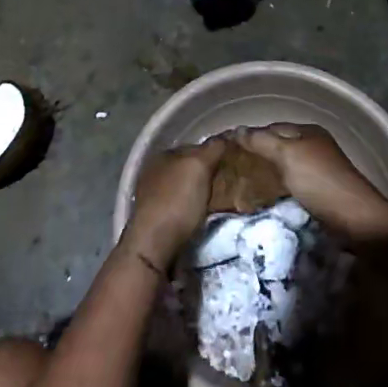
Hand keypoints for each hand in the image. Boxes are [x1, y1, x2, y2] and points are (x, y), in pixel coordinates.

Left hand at [122, 136, 227, 269]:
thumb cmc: (176, 201)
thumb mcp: (199, 166)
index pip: (196, 146)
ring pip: (189, 189)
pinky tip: (207, 216)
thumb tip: (227, 137)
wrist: (153, 248)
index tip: (234, 162)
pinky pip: (184, 208)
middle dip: (211, 174)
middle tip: (234, 183)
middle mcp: (155, 173)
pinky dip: (196, 210)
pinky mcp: (158, 221)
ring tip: (226, 201)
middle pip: (192, 169)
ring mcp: (154, 198)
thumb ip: (213, 148)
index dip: (216, 152)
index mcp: (162, 155)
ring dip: (204, 194)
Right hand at [232, 123, 387, 240]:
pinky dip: (274, 189)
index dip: (248, 136)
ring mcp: (316, 169)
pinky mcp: (316, 191)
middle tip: (226, 171)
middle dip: (254, 156)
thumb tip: (236, 129)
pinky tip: (259, 199)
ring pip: (282, 167)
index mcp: (307, 131)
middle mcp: (312, 145)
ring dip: (262, 174)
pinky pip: (288, 184)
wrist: (353, 218)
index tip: (222, 150)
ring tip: (237, 186)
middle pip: (277, 146)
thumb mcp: (288, 155)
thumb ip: (262, 141)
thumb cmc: (319, 180)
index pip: (271, 127)